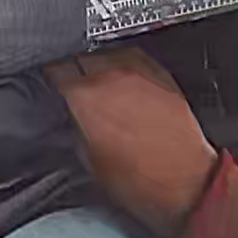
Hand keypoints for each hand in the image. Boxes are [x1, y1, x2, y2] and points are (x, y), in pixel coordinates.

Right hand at [46, 48, 218, 235]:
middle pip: (78, 55)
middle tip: (73, 82)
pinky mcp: (157, 71)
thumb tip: (69, 113)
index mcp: (84, 98)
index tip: (50, 78)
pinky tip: (122, 79)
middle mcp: (107, 77)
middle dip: (72, 66)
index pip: (55, 68)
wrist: (188, 186)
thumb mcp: (89, 161)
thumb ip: (73, 126)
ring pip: (103, 51)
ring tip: (98, 81)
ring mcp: (134, 70)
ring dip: (96, 63)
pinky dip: (120, 62)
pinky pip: (129, 54)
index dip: (49, 73)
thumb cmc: (142, 183)